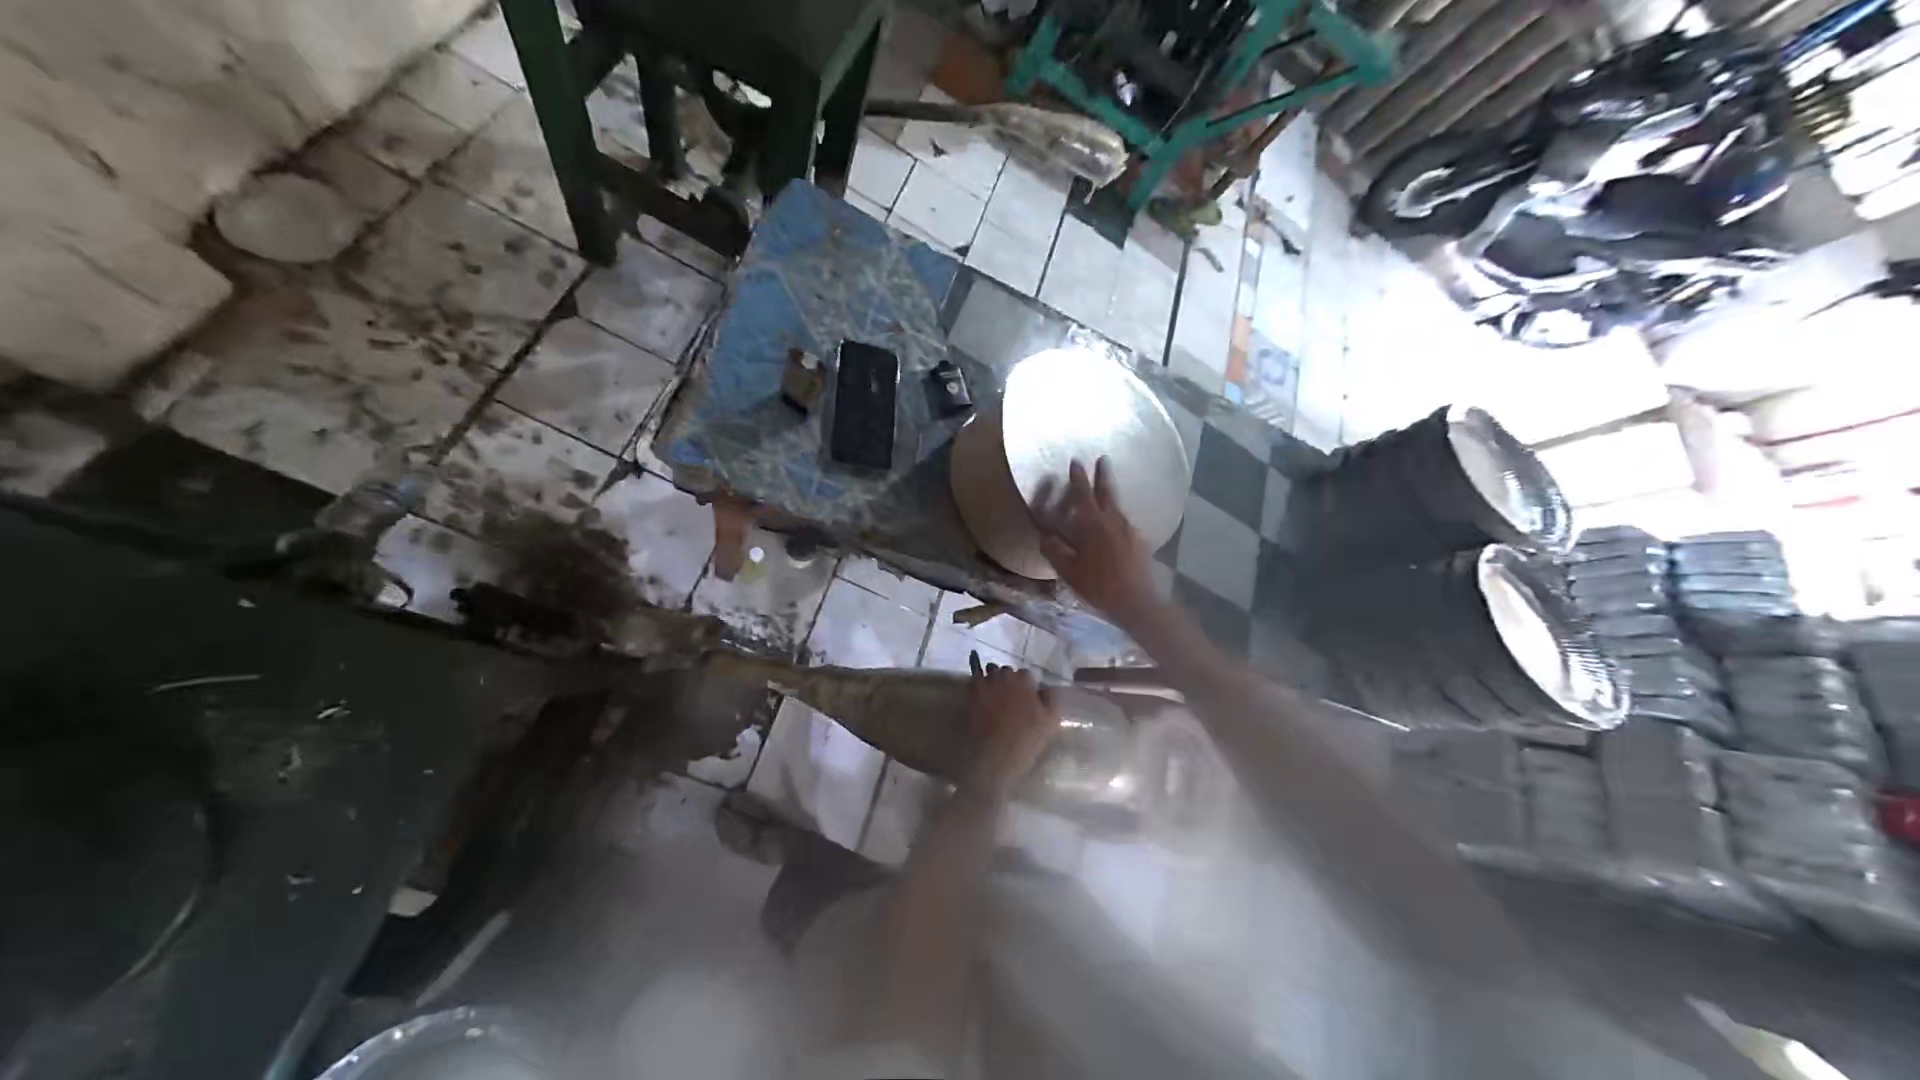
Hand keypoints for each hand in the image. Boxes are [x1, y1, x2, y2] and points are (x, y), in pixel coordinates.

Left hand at [960, 658, 1058, 801]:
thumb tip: (1047, 686)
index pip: (1026, 674)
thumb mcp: (1051, 721)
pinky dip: (978, 685)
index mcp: (1024, 681)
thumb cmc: (1026, 741)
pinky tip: (981, 698)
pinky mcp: (970, 694)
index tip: (1026, 697)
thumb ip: (1051, 698)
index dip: (1026, 686)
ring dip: (992, 681)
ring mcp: (985, 684)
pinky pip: (974, 681)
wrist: (994, 757)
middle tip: (1010, 698)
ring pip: (989, 672)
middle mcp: (1003, 677)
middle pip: (1007, 672)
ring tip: (994, 696)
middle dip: (1008, 681)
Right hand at [1030, 457, 1162, 629]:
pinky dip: (1117, 521)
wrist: (1136, 601)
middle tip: (1103, 459)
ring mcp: (1130, 530)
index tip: (1076, 462)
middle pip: (1108, 491)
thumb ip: (1054, 550)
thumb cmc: (1097, 585)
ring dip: (1111, 496)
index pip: (1082, 494)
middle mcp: (1113, 520)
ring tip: (1106, 493)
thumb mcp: (1068, 570)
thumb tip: (1044, 537)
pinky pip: (1125, 525)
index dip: (1078, 477)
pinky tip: (1116, 530)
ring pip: (1118, 507)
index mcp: (1092, 524)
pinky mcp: (1140, 542)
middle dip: (1103, 474)